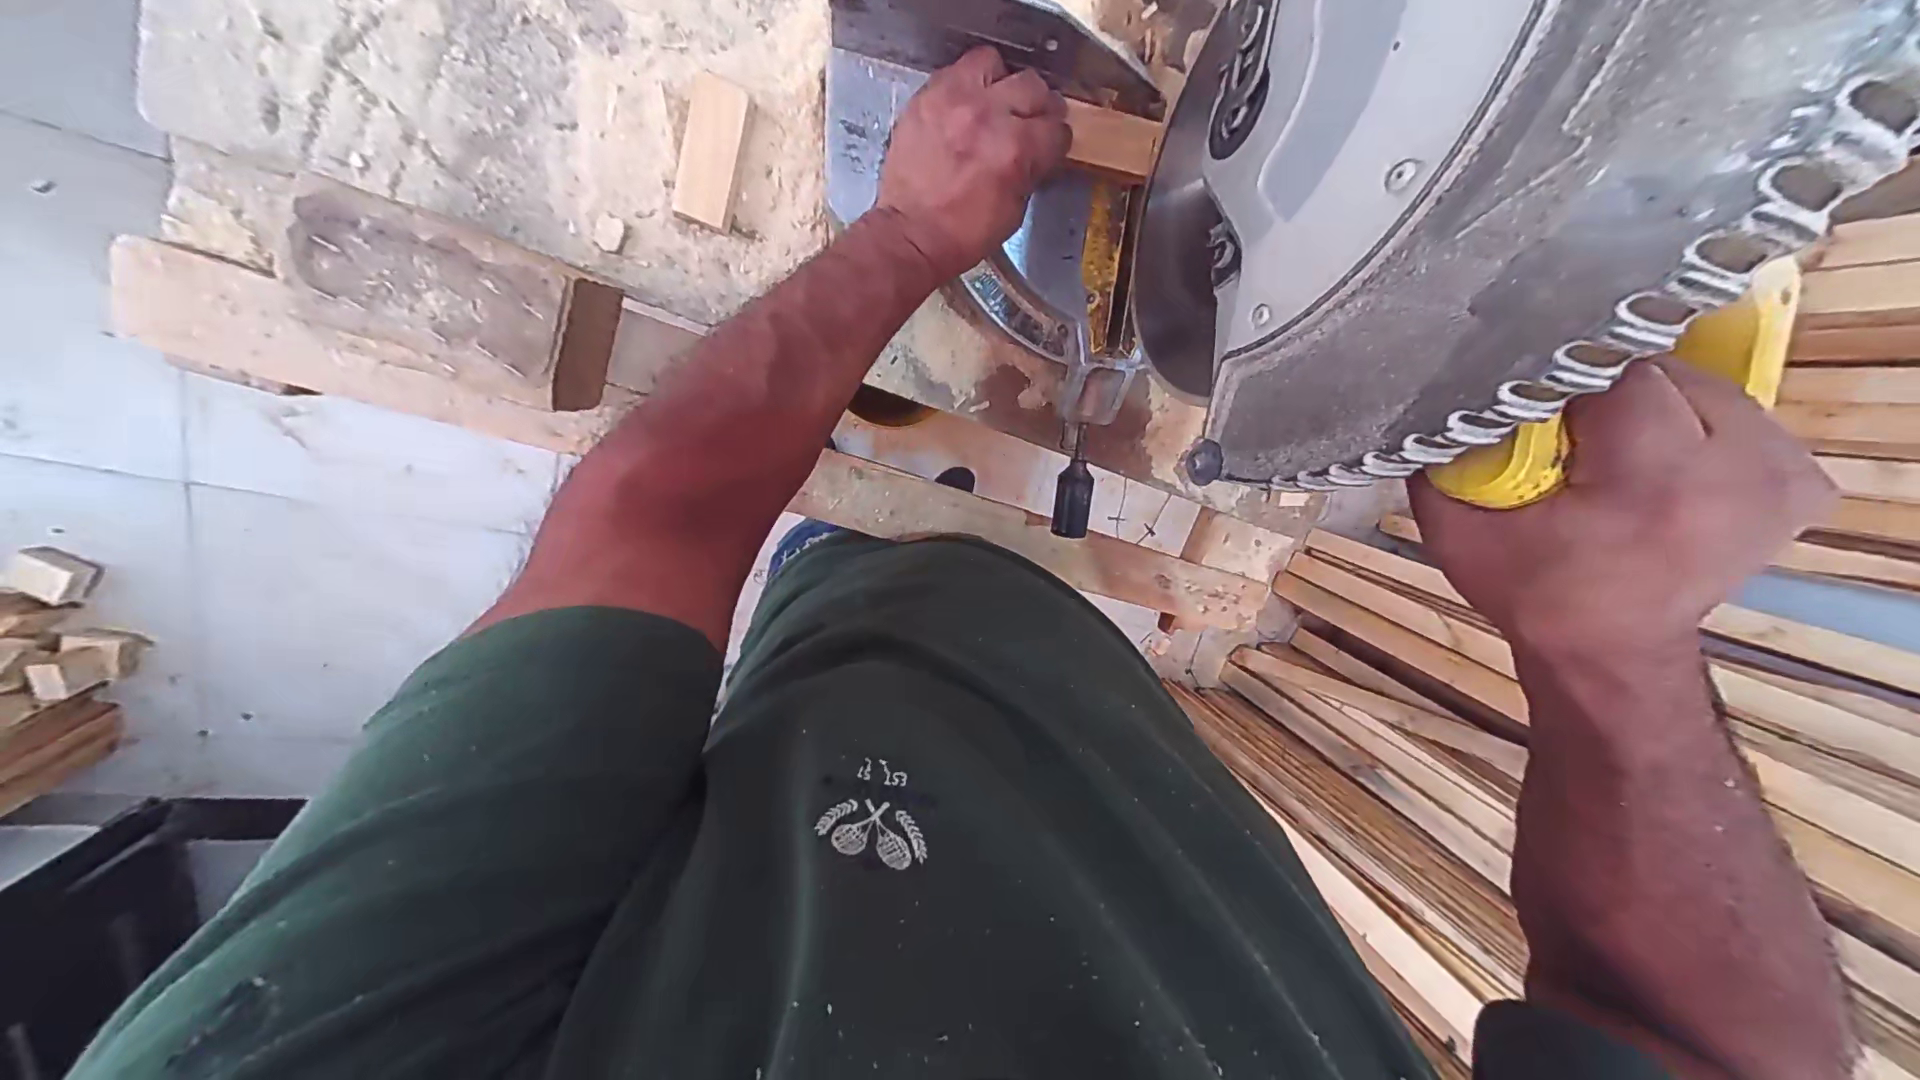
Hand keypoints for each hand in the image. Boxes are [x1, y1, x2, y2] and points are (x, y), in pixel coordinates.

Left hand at [874, 46, 1072, 280]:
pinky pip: (959, 70)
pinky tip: (967, 107)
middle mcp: (990, 116)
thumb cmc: (960, 234)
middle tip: (1031, 122)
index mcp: (1017, 151)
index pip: (1057, 130)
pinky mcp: (929, 97)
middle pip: (1034, 88)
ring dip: (1002, 84)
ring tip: (996, 105)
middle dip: (1038, 108)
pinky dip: (969, 84)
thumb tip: (1036, 156)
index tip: (1049, 146)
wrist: (911, 235)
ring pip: (996, 66)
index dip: (1055, 141)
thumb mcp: (1012, 213)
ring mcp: (957, 101)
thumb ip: (1029, 174)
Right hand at [1409, 358, 1835, 658]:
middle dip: (1605, 392)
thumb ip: (1443, 465)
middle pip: (1668, 377)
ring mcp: (1786, 476)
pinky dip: (1688, 424)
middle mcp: (1740, 472)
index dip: (1565, 383)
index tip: (1531, 407)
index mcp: (1653, 485)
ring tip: (1603, 444)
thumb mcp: (1457, 534)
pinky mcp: (1804, 483)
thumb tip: (1445, 409)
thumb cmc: (1530, 593)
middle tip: (1560, 427)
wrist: (1607, 649)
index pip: (1621, 379)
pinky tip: (1652, 458)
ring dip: (1647, 404)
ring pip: (1705, 389)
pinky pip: (1738, 418)